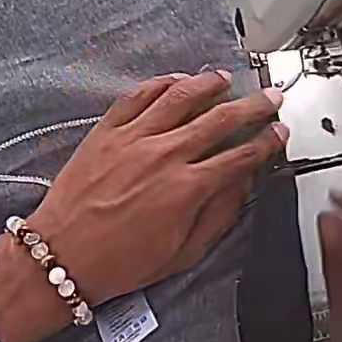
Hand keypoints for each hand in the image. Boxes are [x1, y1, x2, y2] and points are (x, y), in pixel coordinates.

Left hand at [29, 71, 287, 306]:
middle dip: (252, 106)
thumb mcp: (183, 252)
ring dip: (209, 84)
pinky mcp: (107, 132)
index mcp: (187, 189)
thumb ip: (219, 214)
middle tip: (269, 98)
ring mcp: (133, 139)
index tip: (278, 133)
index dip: (266, 142)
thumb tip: (243, 185)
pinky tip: (176, 81)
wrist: (63, 256)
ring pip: (181, 96)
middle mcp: (164, 156)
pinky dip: (161, 84)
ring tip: (224, 79)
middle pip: (220, 118)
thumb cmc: (119, 261)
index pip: (241, 155)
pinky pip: (138, 96)